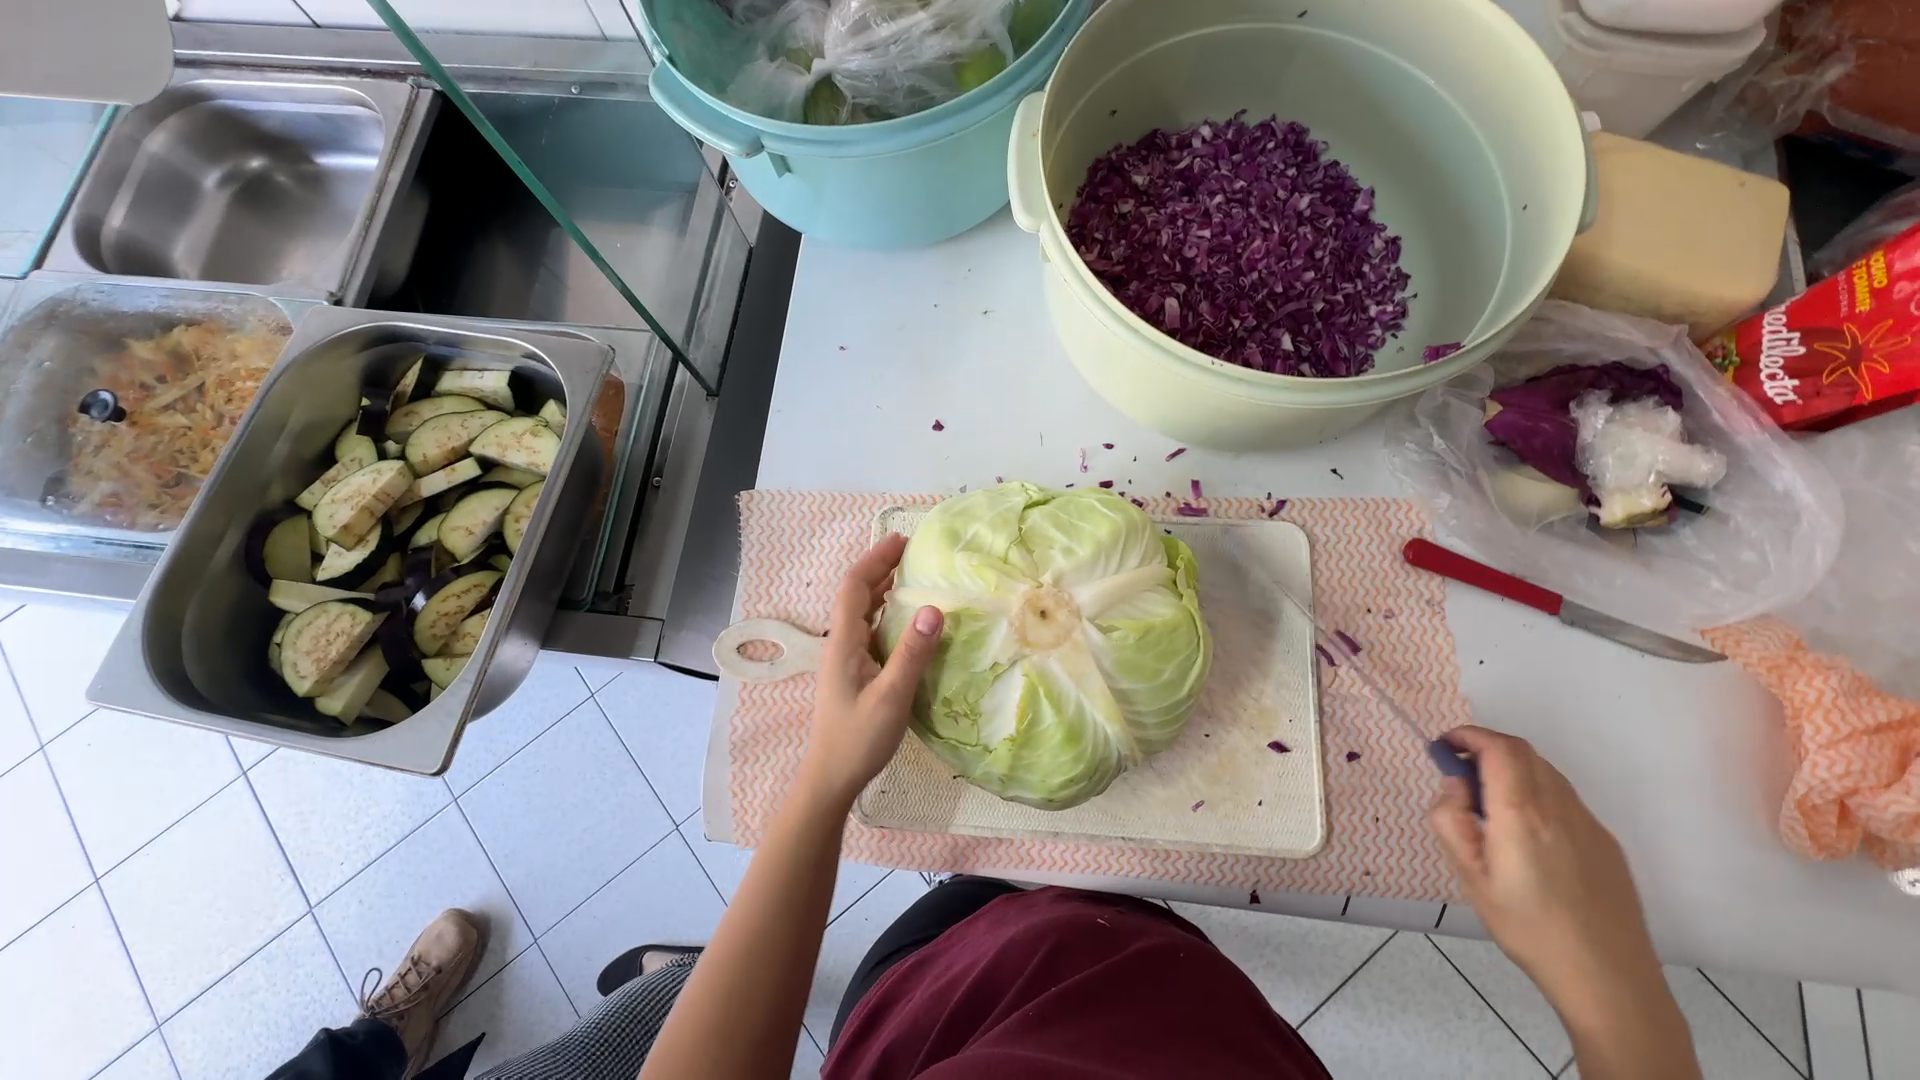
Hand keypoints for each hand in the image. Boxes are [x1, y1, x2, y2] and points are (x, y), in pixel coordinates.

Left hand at [797, 534, 942, 805]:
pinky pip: (869, 630)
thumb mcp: (892, 696)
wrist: (831, 777)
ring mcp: (845, 658)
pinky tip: (906, 619)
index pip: (854, 586)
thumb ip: (912, 652)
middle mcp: (840, 643)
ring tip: (912, 575)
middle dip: (881, 567)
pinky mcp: (854, 672)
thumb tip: (933, 607)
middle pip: (857, 593)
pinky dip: (886, 613)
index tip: (903, 540)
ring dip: (883, 588)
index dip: (876, 559)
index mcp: (843, 642)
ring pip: (862, 611)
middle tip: (913, 551)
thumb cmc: (858, 738)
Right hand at [1427, 726, 1662, 1011]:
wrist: (1608, 977)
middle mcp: (1559, 807)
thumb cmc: (1527, 928)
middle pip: (1523, 751)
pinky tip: (1523, 832)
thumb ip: (1451, 821)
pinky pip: (1563, 797)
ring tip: (1487, 803)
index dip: (1468, 735)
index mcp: (1522, 814)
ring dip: (1510, 768)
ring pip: (1545, 771)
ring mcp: (1588, 822)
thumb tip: (1453, 785)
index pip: (1499, 748)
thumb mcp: (1469, 877)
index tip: (1444, 747)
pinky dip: (1534, 791)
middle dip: (1485, 747)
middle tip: (1458, 773)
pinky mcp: (1605, 841)